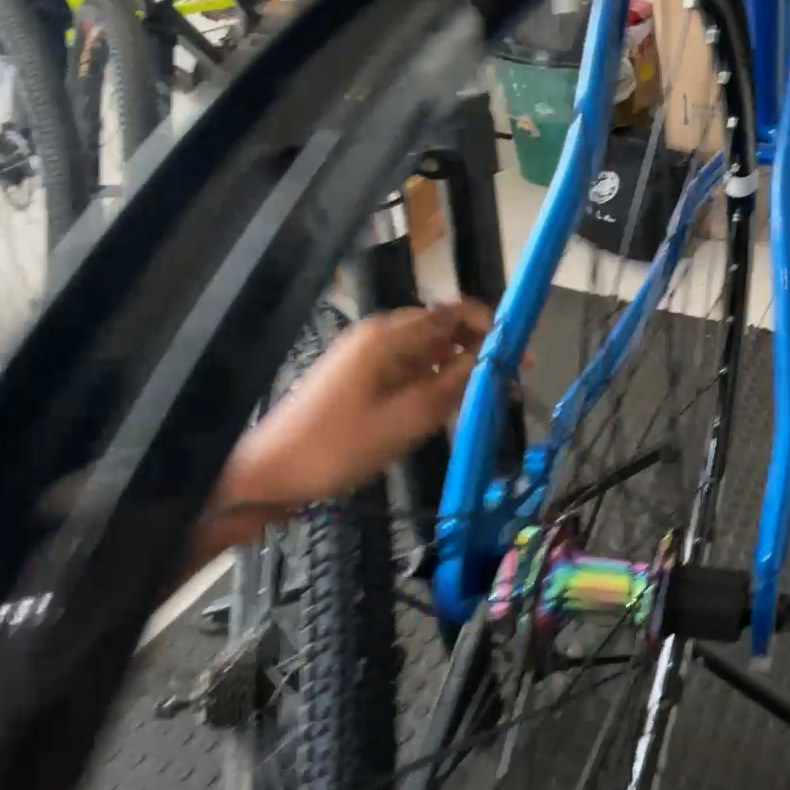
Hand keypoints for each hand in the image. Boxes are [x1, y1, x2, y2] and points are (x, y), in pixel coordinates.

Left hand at [218, 302, 491, 513]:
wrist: (269, 477)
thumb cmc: (340, 446)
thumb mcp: (410, 416)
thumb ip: (458, 381)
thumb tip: (499, 356)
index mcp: (389, 337)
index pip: (454, 312)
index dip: (492, 326)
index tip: (520, 354)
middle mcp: (381, 337)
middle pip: (445, 329)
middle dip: (481, 349)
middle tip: (511, 381)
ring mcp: (369, 357)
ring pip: (432, 350)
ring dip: (462, 368)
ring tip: (488, 398)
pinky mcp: (364, 378)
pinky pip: (414, 368)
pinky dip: (438, 381)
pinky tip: (453, 406)